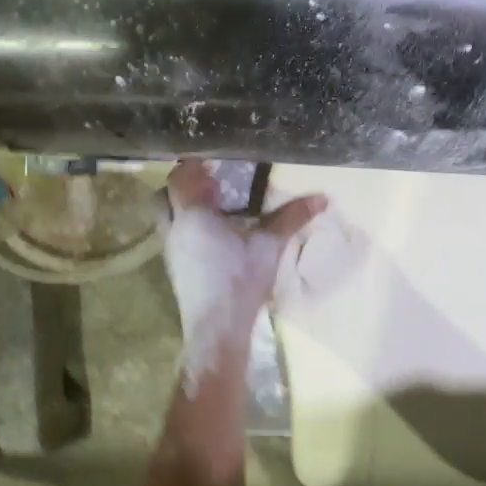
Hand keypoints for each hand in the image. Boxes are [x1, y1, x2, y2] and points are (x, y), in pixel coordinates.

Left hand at [161, 161, 325, 382]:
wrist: (217, 327)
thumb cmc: (240, 279)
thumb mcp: (271, 244)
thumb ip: (292, 217)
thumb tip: (323, 197)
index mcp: (193, 216)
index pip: (180, 177)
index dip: (193, 164)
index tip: (212, 158)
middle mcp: (175, 229)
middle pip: (162, 196)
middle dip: (181, 185)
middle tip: (209, 181)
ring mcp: (171, 251)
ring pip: (166, 218)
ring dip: (183, 207)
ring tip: (215, 206)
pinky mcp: (176, 268)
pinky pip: (175, 236)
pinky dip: (188, 227)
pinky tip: (215, 235)